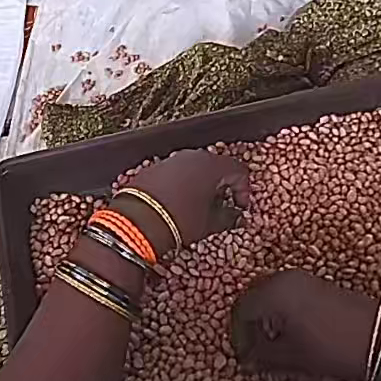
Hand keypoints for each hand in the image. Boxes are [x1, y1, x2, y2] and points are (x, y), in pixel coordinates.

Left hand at [117, 148, 248, 250]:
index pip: (238, 170)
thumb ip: (228, 217)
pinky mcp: (153, 168)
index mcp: (211, 165)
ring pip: (193, 168)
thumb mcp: (209, 223)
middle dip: (222, 185)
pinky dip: (182, 184)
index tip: (241, 206)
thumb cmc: (179, 220)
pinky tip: (179, 202)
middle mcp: (191, 156)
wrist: (137, 222)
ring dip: (201, 184)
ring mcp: (170, 161)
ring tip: (200, 205)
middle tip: (223, 204)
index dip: (243, 190)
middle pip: (215, 166)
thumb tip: (236, 217)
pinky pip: (175, 173)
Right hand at [231, 270, 376, 380]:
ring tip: (271, 339)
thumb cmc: (333, 348)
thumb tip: (247, 359)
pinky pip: (286, 290)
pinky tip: (289, 329)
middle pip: (253, 295)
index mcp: (273, 293)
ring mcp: (302, 277)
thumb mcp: (294, 356)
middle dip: (249, 320)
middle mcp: (283, 277)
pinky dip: (280, 307)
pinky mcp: (317, 282)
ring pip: (269, 291)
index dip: (239, 333)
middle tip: (253, 346)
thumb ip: (264, 354)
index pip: (242, 309)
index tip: (245, 355)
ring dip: (265, 312)